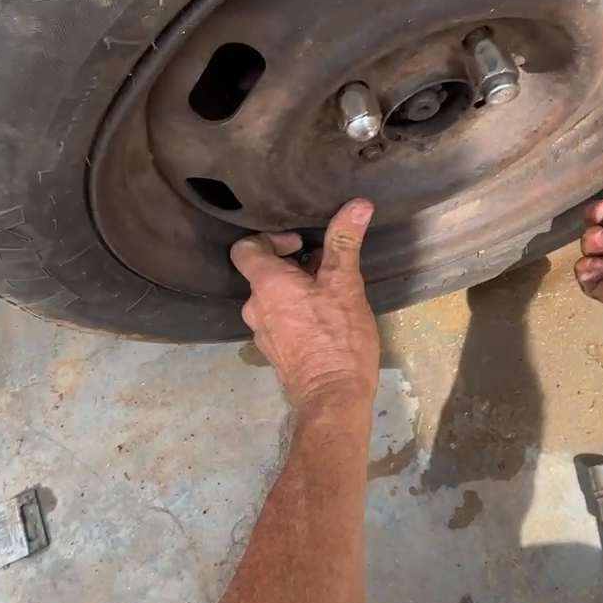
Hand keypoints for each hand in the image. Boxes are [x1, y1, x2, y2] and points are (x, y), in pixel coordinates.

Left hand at [231, 199, 379, 415]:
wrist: (332, 398)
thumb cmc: (338, 337)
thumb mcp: (345, 284)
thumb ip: (344, 242)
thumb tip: (357, 204)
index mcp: (265, 285)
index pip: (245, 249)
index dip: (270, 239)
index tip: (301, 245)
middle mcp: (254, 307)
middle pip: (262, 274)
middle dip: (290, 266)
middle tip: (322, 268)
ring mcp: (261, 333)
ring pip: (272, 300)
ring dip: (294, 292)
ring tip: (326, 295)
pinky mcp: (274, 353)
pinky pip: (279, 322)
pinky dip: (294, 315)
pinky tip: (323, 322)